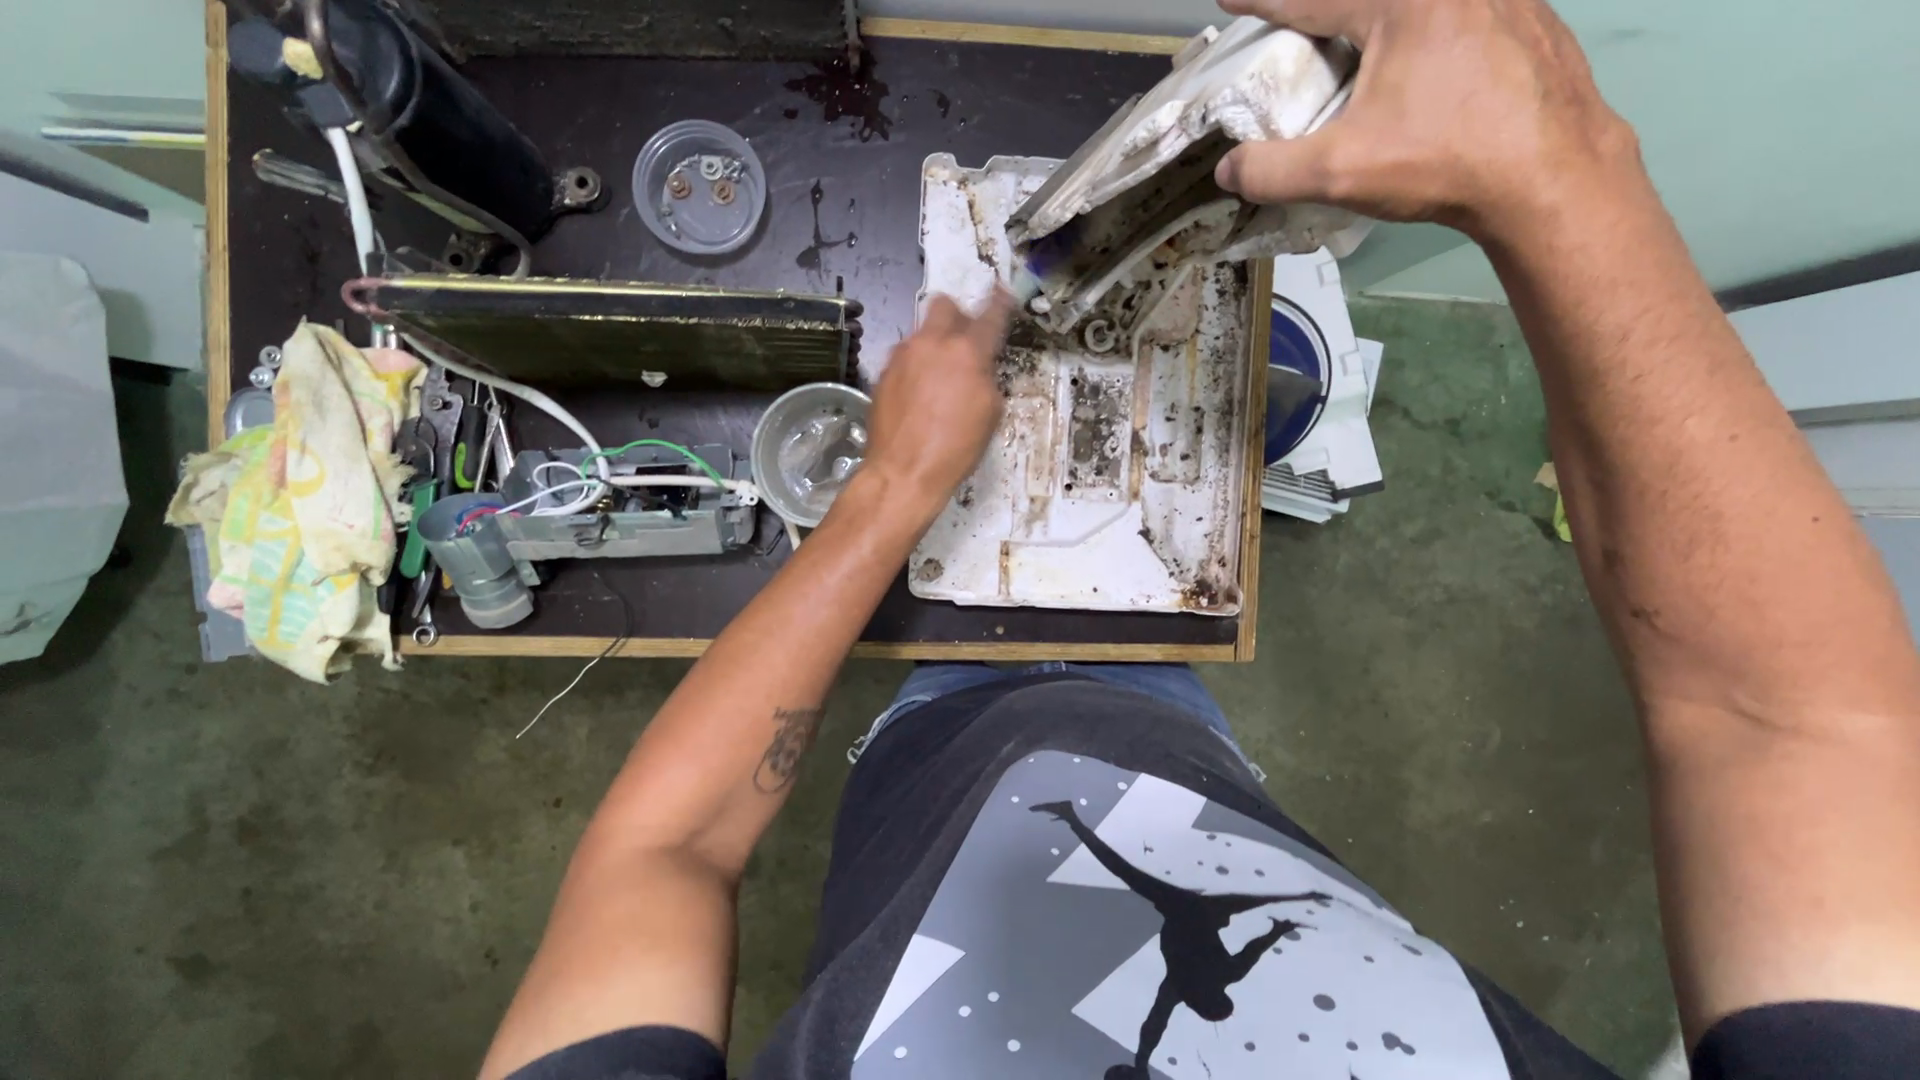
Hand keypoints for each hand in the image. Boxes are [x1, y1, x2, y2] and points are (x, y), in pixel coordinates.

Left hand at [862, 291, 1011, 516]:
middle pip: (943, 305)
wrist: (903, 470)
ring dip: (934, 344)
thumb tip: (978, 367)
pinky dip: (915, 366)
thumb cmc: (956, 448)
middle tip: (963, 338)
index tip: (1002, 291)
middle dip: (957, 315)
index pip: (989, 315)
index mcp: (967, 352)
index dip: (999, 301)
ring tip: (939, 377)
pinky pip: (904, 357)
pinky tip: (918, 395)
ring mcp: (902, 356)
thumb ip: (986, 377)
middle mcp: (931, 344)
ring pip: (921, 333)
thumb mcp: (990, 413)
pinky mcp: (882, 373)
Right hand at [1213, 0, 1644, 244]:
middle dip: (1332, 11)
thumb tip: (1227, 170)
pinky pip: (1468, 11)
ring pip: (1424, 6)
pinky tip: (1433, 67)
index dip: (1266, 0)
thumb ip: (1270, 171)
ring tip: (1366, 53)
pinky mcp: (1534, 20)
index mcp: (1403, 5)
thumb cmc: (1441, 162)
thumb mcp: (1338, 173)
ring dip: (1387, 20)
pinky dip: (1436, 30)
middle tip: (1305, 28)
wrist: (1552, 176)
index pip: (1313, 0)